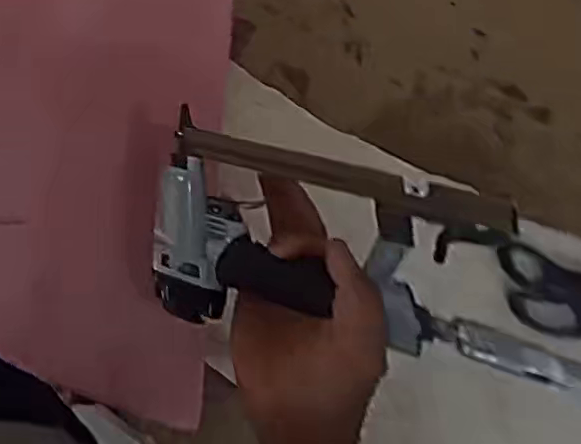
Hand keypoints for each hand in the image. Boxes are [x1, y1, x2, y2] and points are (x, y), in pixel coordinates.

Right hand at [231, 176, 388, 443]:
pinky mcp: (248, 296)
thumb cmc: (335, 385)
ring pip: (264, 237)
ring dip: (256, 209)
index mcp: (334, 285)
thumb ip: (357, 294)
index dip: (302, 210)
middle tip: (260, 164)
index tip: (281, 182)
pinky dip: (231, 237)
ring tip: (240, 177)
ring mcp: (274, 286)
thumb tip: (333, 243)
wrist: (292, 423)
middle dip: (279, 194)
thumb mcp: (361, 343)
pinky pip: (240, 259)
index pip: (318, 235)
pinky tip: (219, 217)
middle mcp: (305, 279)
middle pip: (290, 225)